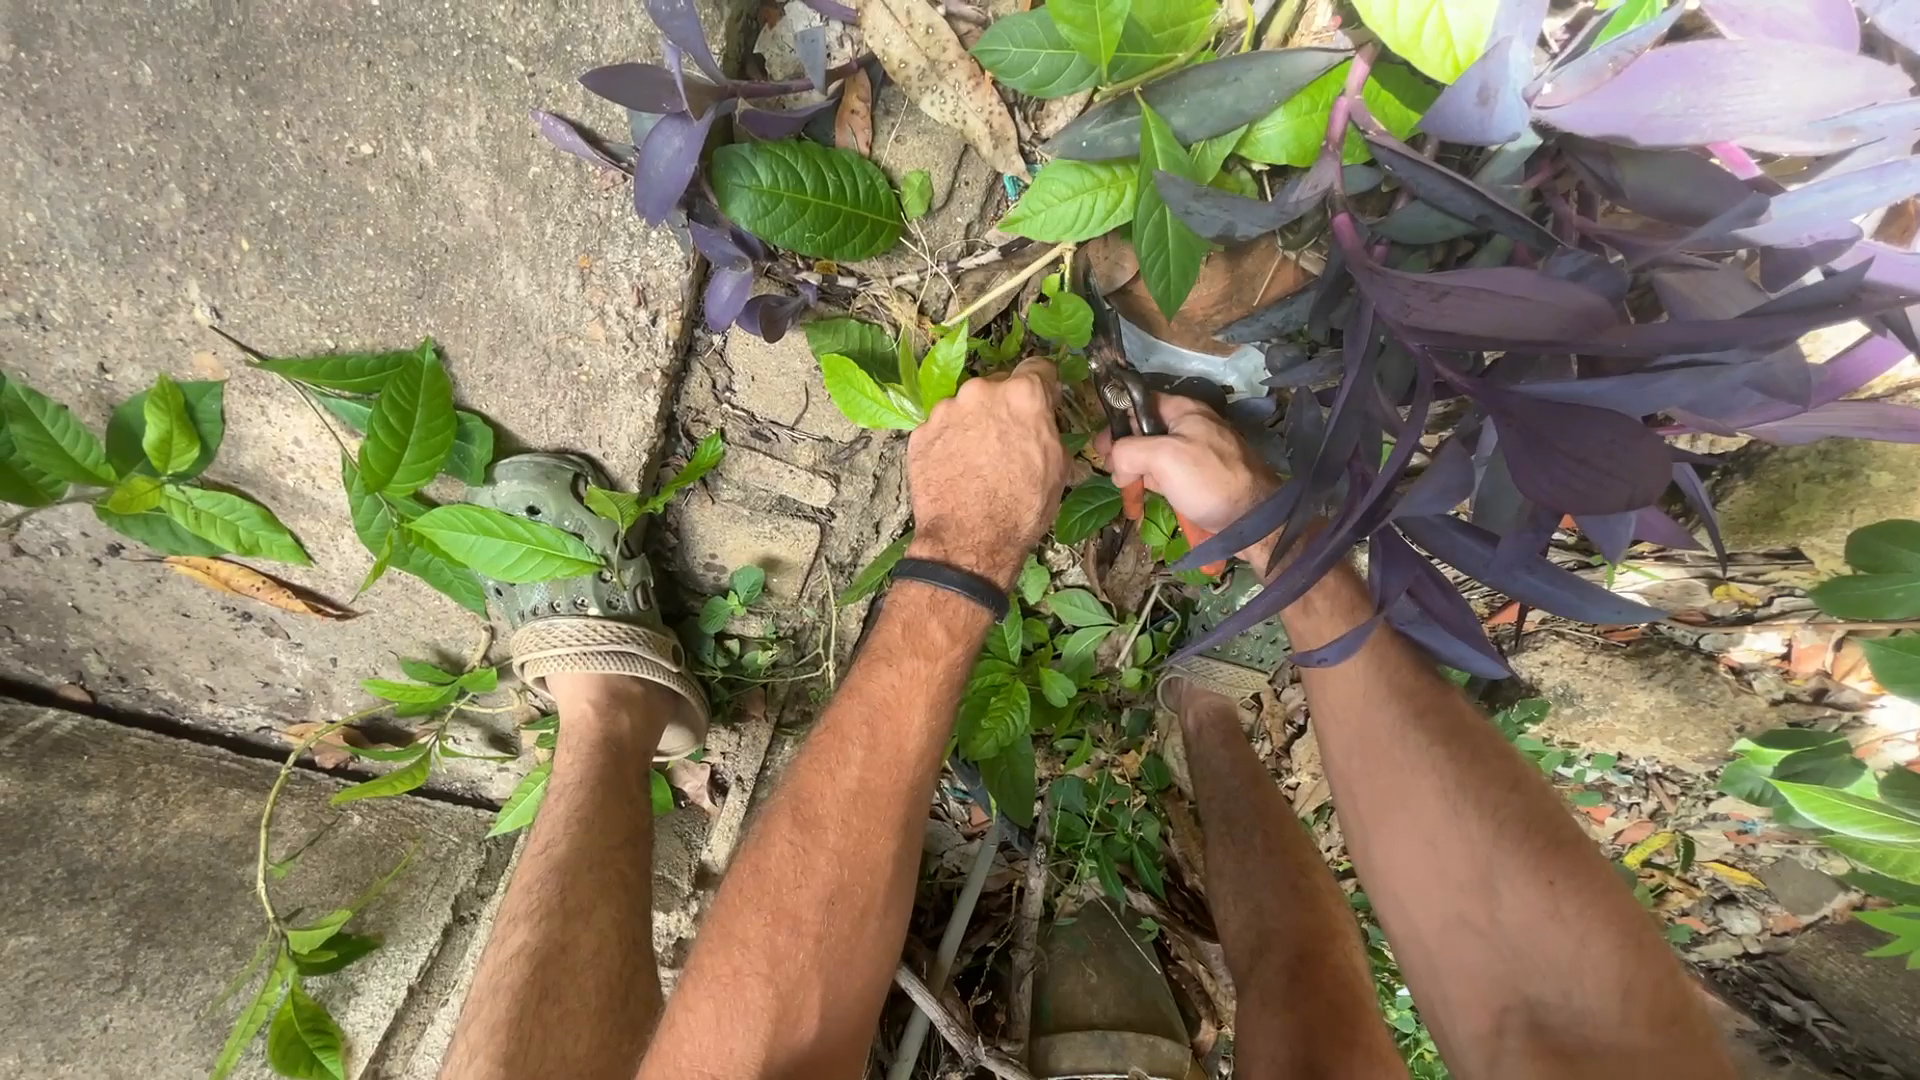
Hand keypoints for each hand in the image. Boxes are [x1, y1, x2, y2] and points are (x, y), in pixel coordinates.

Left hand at [905, 358, 1067, 588]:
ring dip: (973, 424)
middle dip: (1004, 408)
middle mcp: (980, 392)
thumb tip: (1044, 424)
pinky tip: (957, 469)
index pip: (1038, 369)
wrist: (970, 541)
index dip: (1043, 387)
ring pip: (966, 407)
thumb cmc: (1021, 508)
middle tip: (1008, 440)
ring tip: (979, 461)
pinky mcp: (921, 432)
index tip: (1042, 400)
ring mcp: (946, 411)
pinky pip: (941, 429)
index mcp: (1022, 395)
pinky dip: (949, 442)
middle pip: (997, 387)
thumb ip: (1049, 430)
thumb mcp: (1058, 467)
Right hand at [1096, 395, 1280, 560]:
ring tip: (1131, 498)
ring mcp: (1193, 454)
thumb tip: (1115, 463)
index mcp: (1183, 411)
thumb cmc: (1209, 481)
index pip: (1138, 404)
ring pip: (1150, 458)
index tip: (1102, 448)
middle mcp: (1188, 427)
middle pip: (1141, 433)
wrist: (1252, 521)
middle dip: (1124, 456)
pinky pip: (1165, 477)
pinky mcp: (1197, 478)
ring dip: (1135, 477)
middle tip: (1119, 479)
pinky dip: (1151, 489)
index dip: (1116, 423)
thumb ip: (1128, 450)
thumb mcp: (1163, 457)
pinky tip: (1143, 504)